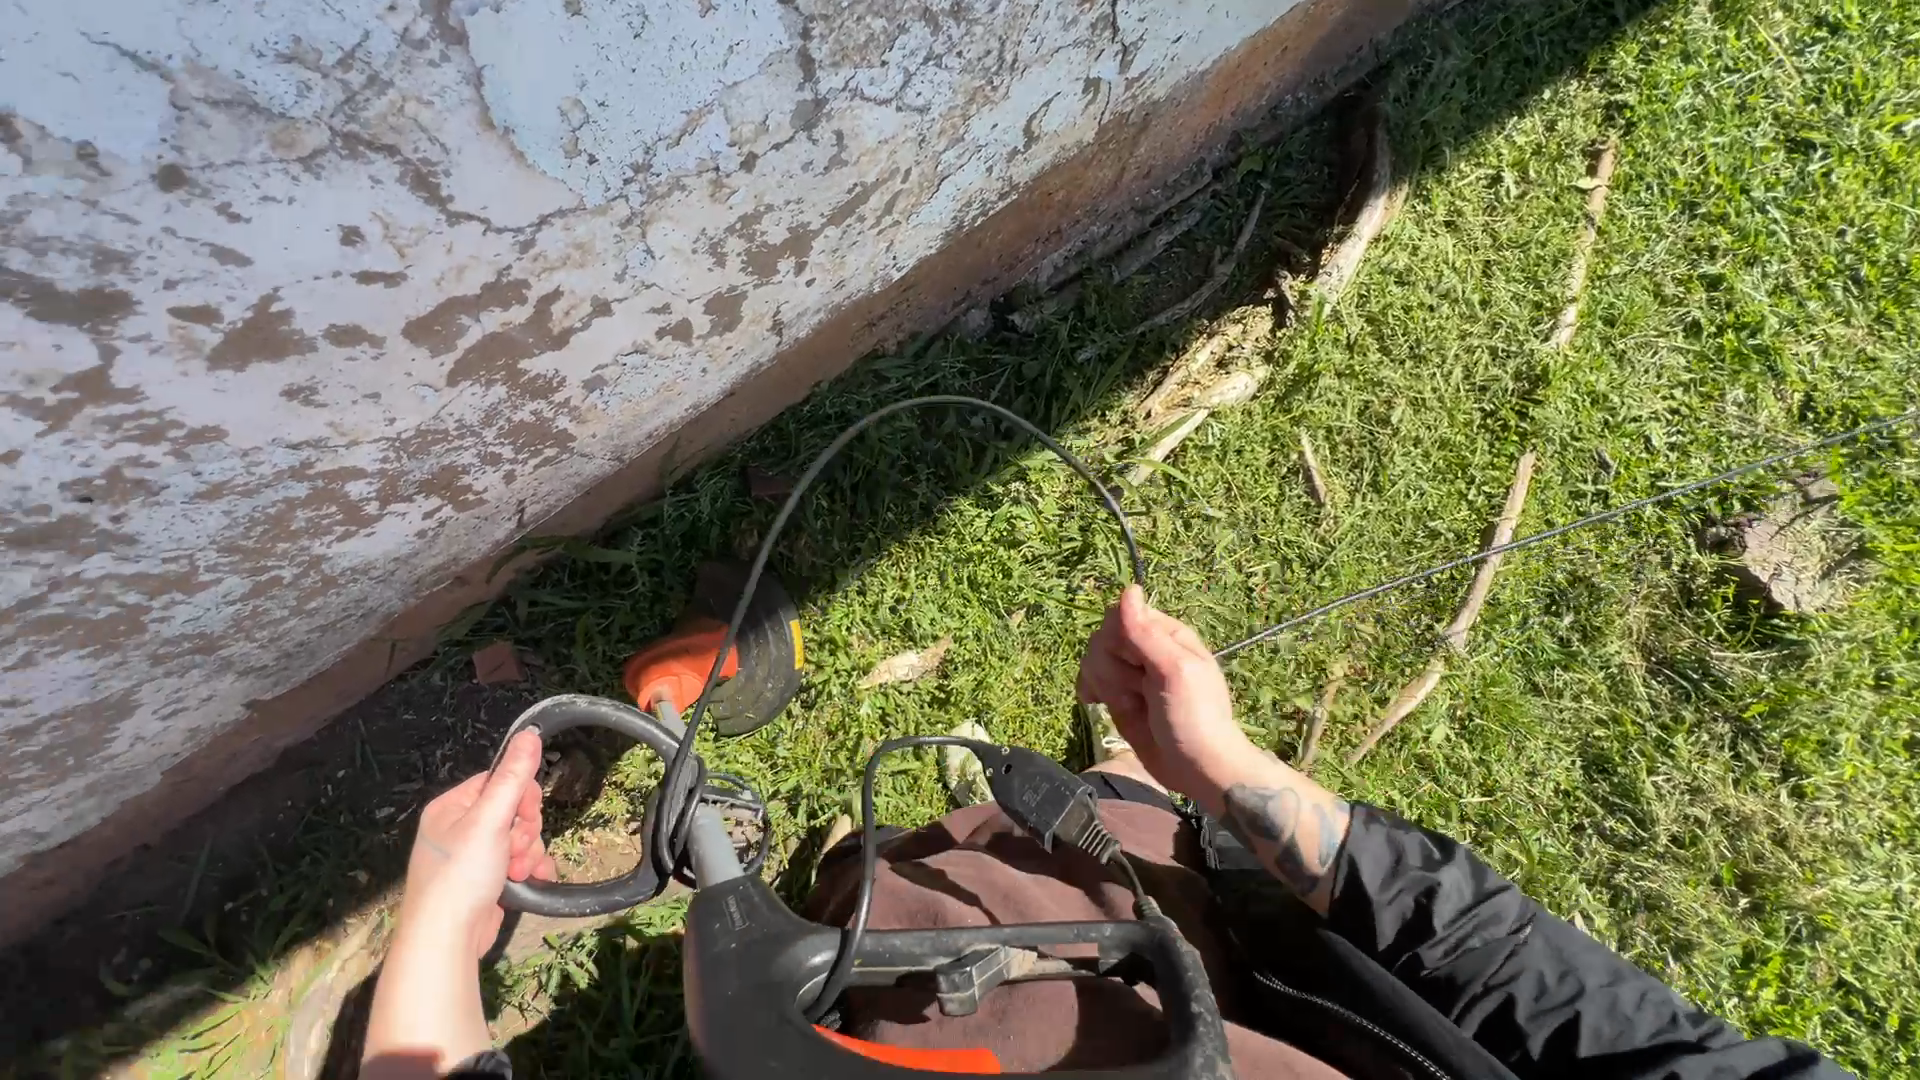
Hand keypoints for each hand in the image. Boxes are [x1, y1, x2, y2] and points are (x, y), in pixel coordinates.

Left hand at [394, 729, 555, 960]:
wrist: (446, 941)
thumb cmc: (461, 876)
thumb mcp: (490, 820)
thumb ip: (513, 776)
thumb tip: (529, 733)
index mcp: (451, 807)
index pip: (500, 781)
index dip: (521, 796)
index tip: (524, 814)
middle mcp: (458, 828)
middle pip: (514, 809)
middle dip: (526, 829)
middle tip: (515, 847)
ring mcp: (471, 855)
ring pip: (521, 835)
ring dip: (529, 851)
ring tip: (517, 871)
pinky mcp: (484, 878)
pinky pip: (518, 859)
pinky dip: (529, 868)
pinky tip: (529, 880)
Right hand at [1076, 585, 1256, 811]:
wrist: (1198, 770)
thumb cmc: (1195, 718)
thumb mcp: (1174, 672)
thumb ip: (1146, 633)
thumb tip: (1129, 589)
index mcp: (1166, 635)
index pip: (1120, 617)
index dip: (1118, 641)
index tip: (1135, 665)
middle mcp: (1146, 649)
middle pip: (1102, 639)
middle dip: (1111, 668)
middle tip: (1138, 691)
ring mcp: (1130, 673)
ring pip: (1093, 659)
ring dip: (1105, 683)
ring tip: (1129, 704)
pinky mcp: (1119, 696)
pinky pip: (1090, 679)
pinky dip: (1090, 689)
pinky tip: (1097, 702)